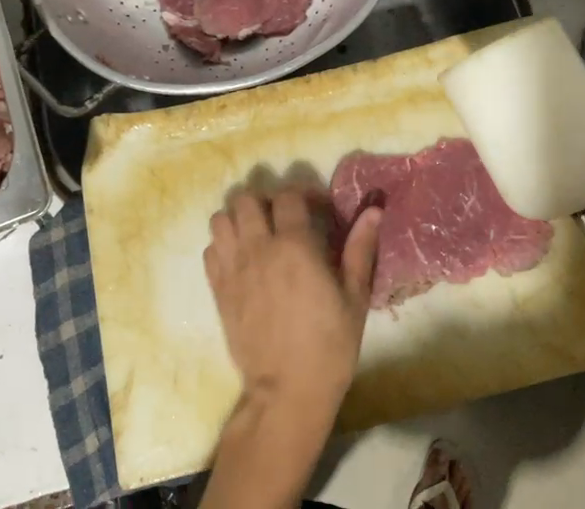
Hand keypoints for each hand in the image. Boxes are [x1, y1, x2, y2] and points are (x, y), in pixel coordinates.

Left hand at [204, 184, 383, 419]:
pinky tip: (242, 260)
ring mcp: (232, 268)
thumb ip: (360, 248)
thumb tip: (374, 210)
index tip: (319, 211)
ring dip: (238, 219)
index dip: (304, 195)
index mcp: (294, 245)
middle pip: (246, 199)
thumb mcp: (355, 296)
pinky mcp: (217, 289)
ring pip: (220, 219)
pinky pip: (210, 249)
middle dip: (265, 201)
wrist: (288, 390)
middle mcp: (257, 248)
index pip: (288, 195)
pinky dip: (223, 246)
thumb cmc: (330, 344)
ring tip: (258, 234)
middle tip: (283, 219)